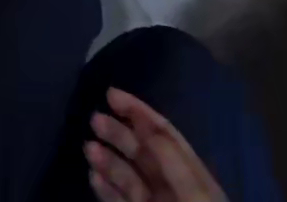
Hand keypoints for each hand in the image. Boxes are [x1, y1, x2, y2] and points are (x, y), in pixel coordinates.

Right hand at [85, 89, 228, 201]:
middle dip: (119, 133)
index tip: (111, 95)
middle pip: (142, 152)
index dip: (139, 112)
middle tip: (94, 121)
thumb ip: (175, 165)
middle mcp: (173, 189)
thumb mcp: (197, 199)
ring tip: (89, 150)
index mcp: (194, 178)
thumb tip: (148, 129)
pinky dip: (105, 189)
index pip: (165, 135)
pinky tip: (93, 178)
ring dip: (108, 160)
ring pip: (128, 176)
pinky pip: (120, 201)